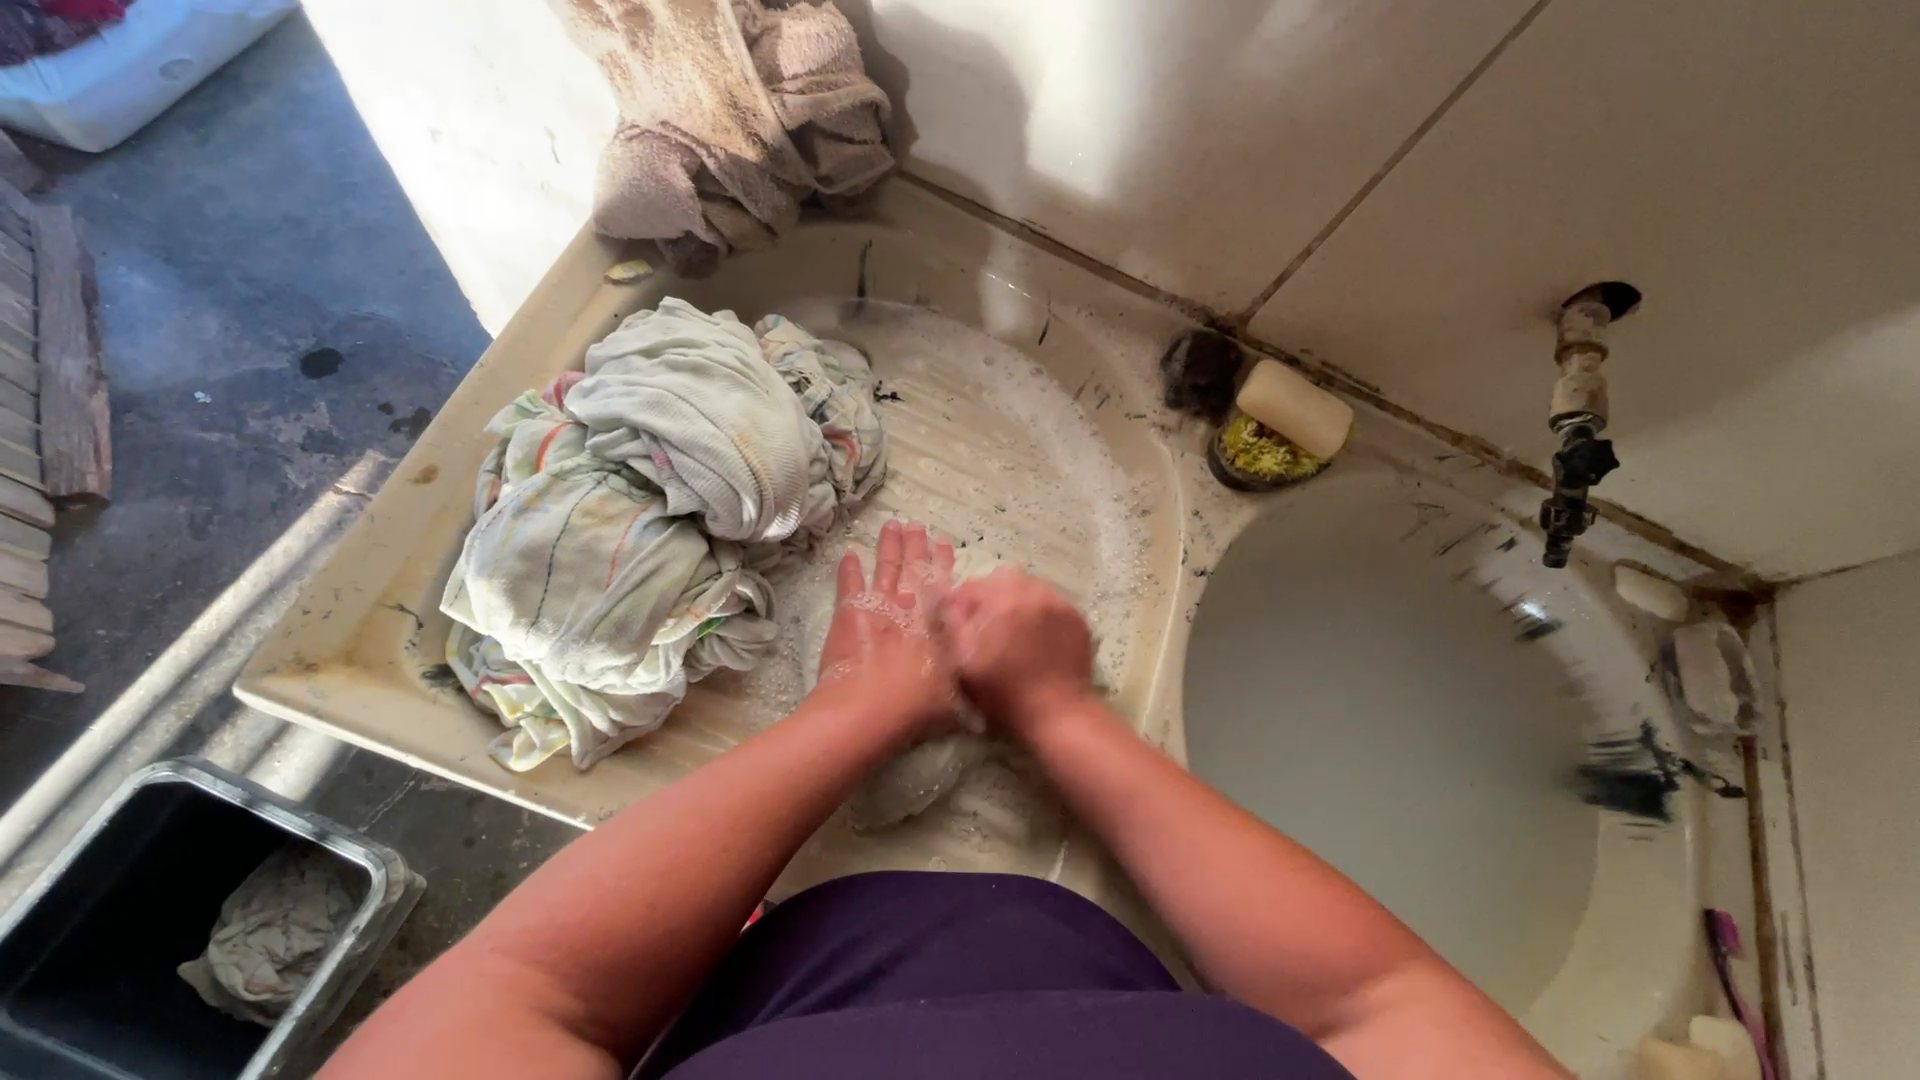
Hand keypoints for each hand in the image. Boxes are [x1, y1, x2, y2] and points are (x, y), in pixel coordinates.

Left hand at [814, 519, 957, 742]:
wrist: (868, 710)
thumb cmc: (917, 706)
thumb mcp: (956, 697)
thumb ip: (966, 682)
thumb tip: (980, 679)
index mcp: (938, 622)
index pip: (943, 584)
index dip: (943, 562)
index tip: (944, 542)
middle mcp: (911, 607)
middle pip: (915, 568)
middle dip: (917, 546)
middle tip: (917, 525)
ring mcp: (879, 605)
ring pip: (885, 567)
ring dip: (889, 546)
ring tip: (891, 525)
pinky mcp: (850, 613)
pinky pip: (848, 584)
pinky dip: (848, 569)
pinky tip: (848, 554)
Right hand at [936, 567, 1095, 734]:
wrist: (1057, 712)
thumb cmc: (1004, 692)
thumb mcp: (964, 662)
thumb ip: (953, 624)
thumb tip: (951, 604)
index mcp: (1003, 599)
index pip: (972, 585)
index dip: (960, 603)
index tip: (957, 621)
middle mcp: (1034, 592)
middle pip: (1003, 580)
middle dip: (989, 597)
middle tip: (986, 624)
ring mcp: (1059, 603)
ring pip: (1029, 588)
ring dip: (1015, 602)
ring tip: (1012, 629)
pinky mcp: (1076, 618)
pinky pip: (1050, 603)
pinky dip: (1039, 612)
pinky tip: (1036, 636)